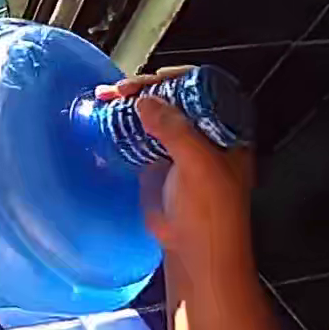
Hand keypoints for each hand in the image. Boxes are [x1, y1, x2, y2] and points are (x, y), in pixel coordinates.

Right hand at [95, 68, 252, 266]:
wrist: (193, 250)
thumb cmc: (211, 214)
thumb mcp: (199, 166)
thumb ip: (175, 131)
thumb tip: (145, 101)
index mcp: (225, 130)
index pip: (200, 89)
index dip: (173, 79)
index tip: (148, 81)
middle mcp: (202, 134)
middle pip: (171, 97)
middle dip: (143, 89)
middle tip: (118, 90)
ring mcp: (177, 147)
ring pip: (151, 114)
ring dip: (127, 104)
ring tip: (104, 98)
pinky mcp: (155, 162)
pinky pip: (136, 135)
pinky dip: (119, 125)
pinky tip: (104, 120)